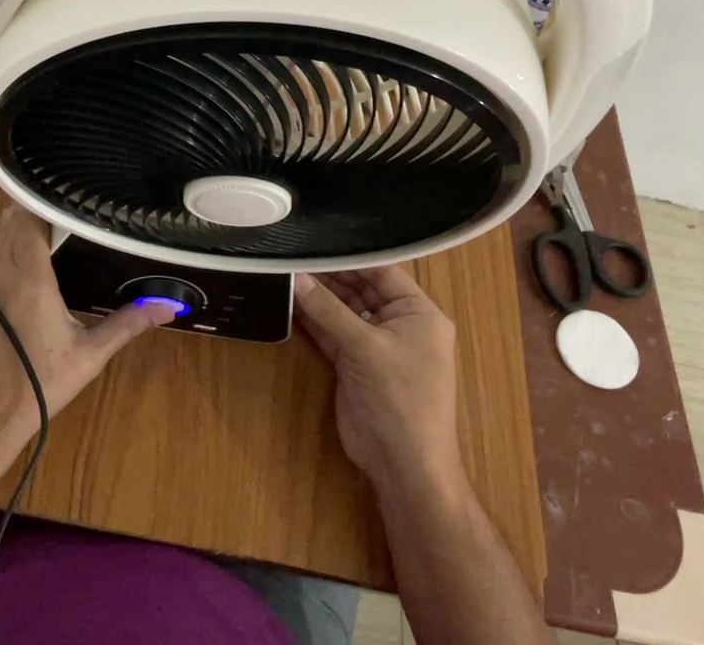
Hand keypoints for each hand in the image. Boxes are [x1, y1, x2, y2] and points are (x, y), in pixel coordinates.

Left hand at [0, 202, 174, 487]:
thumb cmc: (36, 384)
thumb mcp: (89, 355)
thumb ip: (128, 323)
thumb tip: (169, 305)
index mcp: (29, 277)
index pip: (30, 216)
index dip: (47, 197)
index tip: (72, 188)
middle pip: (11, 219)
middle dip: (37, 206)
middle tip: (69, 204)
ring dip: (19, 224)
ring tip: (53, 223)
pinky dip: (7, 245)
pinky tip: (29, 258)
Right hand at [294, 266, 460, 491]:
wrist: (402, 461)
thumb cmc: (400, 397)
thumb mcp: (365, 347)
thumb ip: (328, 311)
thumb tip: (297, 278)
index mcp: (419, 313)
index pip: (382, 272)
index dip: (349, 257)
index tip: (314, 241)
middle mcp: (399, 324)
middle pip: (360, 290)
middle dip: (328, 277)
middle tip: (291, 256)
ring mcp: (375, 345)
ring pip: (343, 311)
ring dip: (317, 297)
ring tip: (284, 273)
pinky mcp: (354, 364)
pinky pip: (332, 333)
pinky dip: (313, 320)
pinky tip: (288, 303)